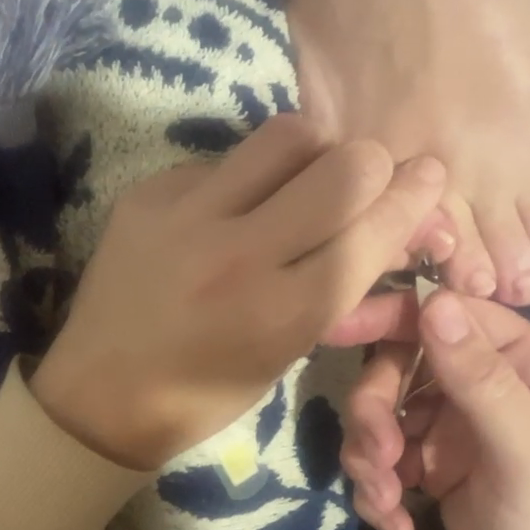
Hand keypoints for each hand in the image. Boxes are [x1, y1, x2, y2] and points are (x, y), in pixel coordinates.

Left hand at [31, 115, 443, 469]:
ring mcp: (188, 217)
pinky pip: (225, 157)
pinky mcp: (149, 194)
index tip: (429, 176)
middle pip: (345, 165)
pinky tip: (231, 206)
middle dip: (372, 166)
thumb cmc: (204, 393)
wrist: (100, 394)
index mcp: (283, 313)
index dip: (415, 196)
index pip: (375, 229)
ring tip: (301, 178)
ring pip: (287, 135)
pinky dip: (246, 176)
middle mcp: (240, 255)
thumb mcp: (284, 354)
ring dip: (313, 150)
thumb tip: (388, 220)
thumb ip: (336, 286)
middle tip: (363, 179)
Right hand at [341, 291, 529, 529]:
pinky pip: (385, 460)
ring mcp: (457, 430)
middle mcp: (489, 388)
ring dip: (371, 457)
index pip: (452, 316)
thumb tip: (435, 302)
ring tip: (388, 502)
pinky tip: (398, 525)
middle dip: (376, 411)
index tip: (334, 330)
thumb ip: (483, 382)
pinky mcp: (435, 469)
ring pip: (383, 415)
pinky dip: (379, 490)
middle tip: (378, 456)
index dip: (391, 318)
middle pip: (402, 367)